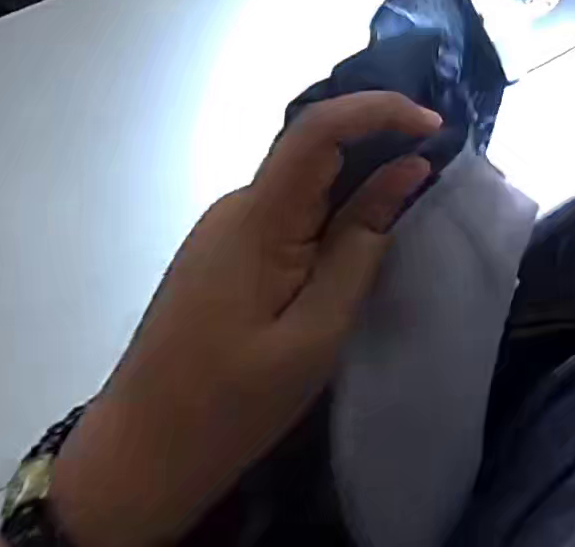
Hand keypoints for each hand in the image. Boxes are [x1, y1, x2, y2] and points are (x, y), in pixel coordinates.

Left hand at [48, 92, 440, 546]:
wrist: (133, 464)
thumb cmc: (230, 403)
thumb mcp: (319, 328)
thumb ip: (365, 241)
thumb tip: (410, 169)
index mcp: (257, 220)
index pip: (318, 130)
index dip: (380, 110)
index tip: (435, 127)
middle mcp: (241, 205)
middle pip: (319, 144)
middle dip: (385, 137)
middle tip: (442, 160)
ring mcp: (233, 223)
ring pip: (312, 173)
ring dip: (368, 170)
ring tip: (418, 192)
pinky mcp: (234, 244)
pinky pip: (300, 200)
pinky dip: (345, 198)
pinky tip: (370, 224)